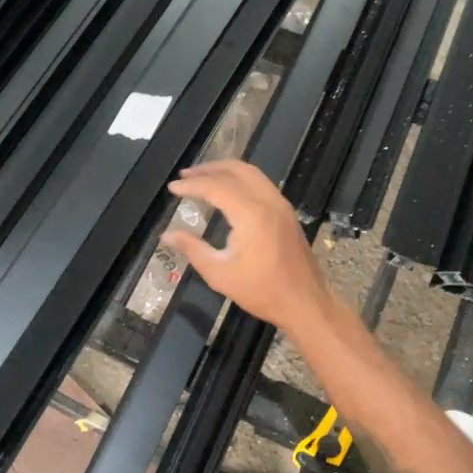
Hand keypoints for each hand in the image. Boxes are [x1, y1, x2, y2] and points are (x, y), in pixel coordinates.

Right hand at [160, 160, 334, 337]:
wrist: (305, 304)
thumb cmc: (261, 291)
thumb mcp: (219, 273)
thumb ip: (192, 249)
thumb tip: (167, 235)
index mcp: (252, 215)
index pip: (216, 187)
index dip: (191, 185)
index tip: (172, 188)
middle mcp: (269, 202)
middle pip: (237, 170)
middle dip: (209, 169)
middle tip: (186, 174)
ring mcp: (281, 206)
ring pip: (252, 174)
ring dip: (226, 171)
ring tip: (204, 178)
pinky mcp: (287, 214)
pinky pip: (261, 184)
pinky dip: (241, 180)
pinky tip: (227, 193)